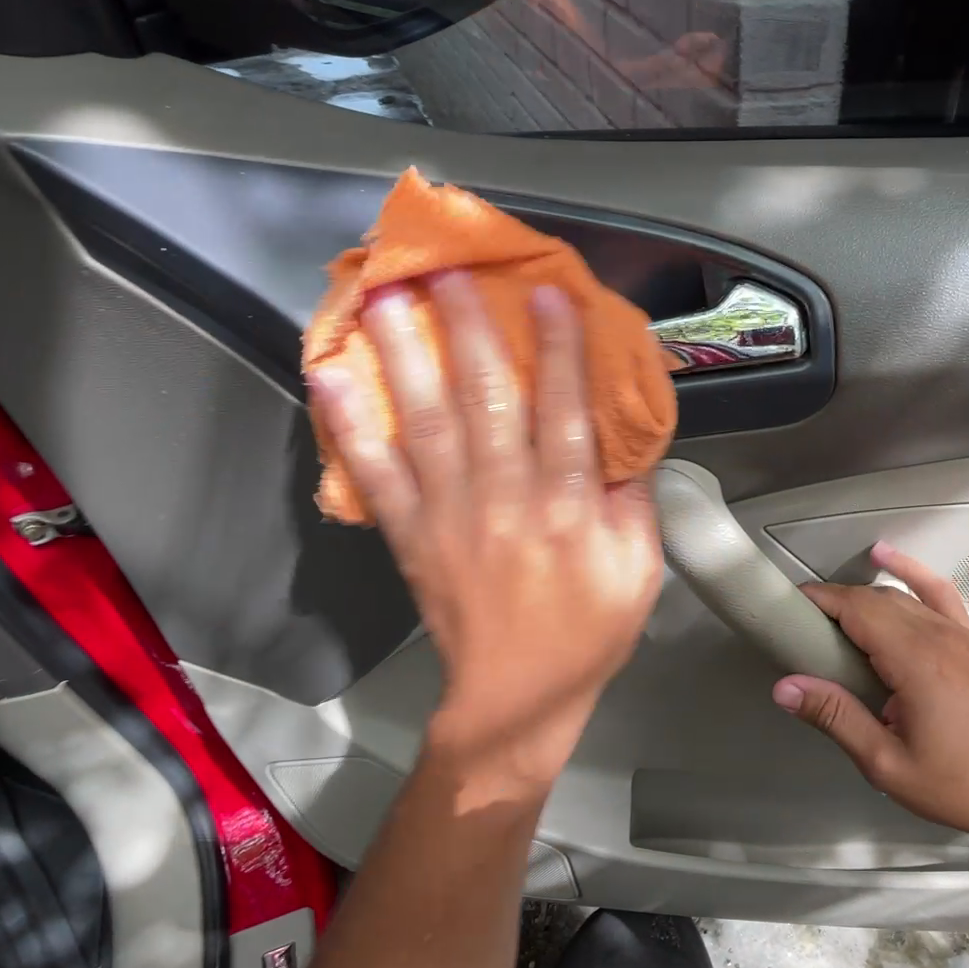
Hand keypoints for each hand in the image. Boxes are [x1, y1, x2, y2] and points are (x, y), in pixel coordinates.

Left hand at [307, 272, 661, 806]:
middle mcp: (507, 501)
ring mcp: (451, 516)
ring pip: (427, 424)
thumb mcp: (640, 571)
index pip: (565, 414)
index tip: (547, 293)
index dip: (560, 350)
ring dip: (404, 356)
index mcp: (570, 510)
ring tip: (382, 298)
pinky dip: (350, 425)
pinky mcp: (411, 536)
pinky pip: (376, 475)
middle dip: (467, 331)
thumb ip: (632, 502)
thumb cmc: (589, 631)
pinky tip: (328, 377)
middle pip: (488, 402)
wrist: (516, 697)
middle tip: (446, 270)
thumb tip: (620, 441)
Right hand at [772, 543, 968, 851]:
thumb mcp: (886, 763)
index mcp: (918, 662)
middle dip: (834, 603)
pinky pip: (937, 592)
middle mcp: (940, 637)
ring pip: (900, 596)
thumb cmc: (958, 784)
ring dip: (862, 597)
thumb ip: (836, 717)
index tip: (787, 609)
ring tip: (829, 613)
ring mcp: (960, 634)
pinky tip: (886, 556)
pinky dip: (910, 570)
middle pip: (875, 600)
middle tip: (800, 627)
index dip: (820, 602)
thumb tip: (785, 688)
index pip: (858, 610)